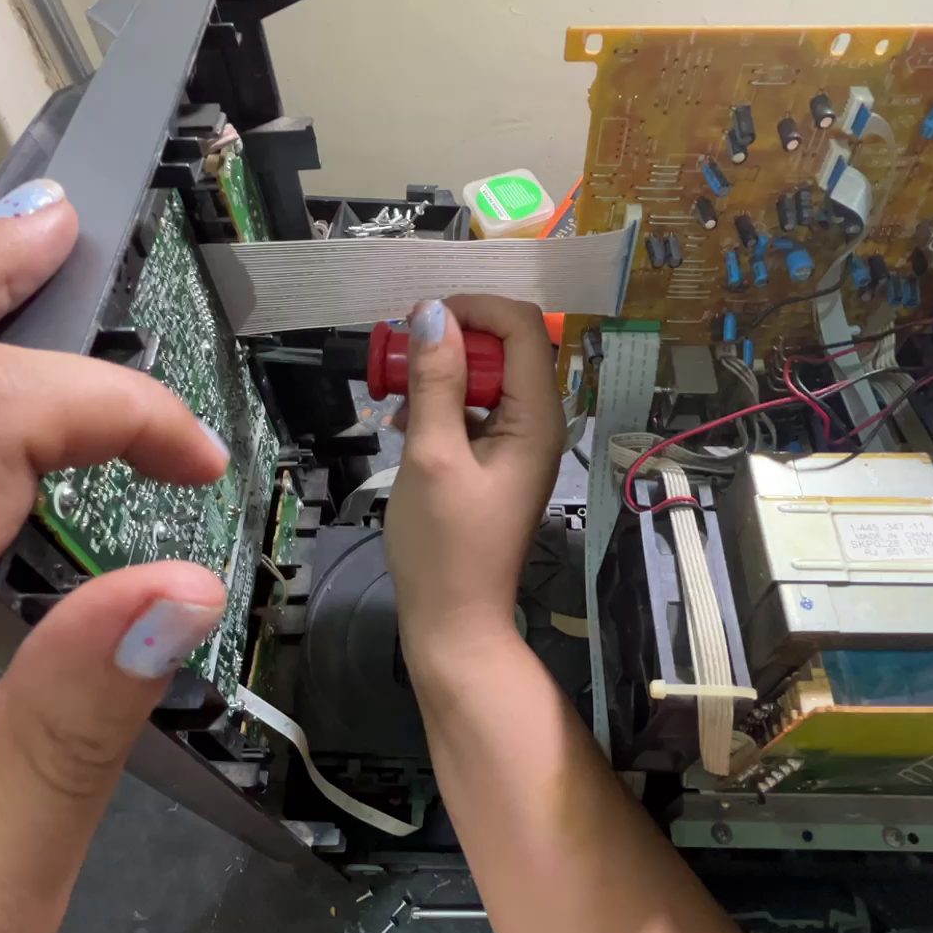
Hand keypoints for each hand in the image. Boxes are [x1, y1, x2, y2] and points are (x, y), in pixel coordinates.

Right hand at [385, 297, 564, 659]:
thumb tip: (432, 314)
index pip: (522, 329)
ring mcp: (518, 447)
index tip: (420, 323)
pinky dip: (442, 408)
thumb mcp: (432, 457)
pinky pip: (475, 416)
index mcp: (535, 419)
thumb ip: (436, 382)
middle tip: (400, 359)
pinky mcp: (496, 465)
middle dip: (452, 343)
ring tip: (396, 393)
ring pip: (487, 382)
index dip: (474, 311)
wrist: (453, 621)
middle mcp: (536, 426)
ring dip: (442, 376)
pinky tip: (405, 424)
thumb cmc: (443, 547)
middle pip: (506, 350)